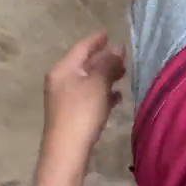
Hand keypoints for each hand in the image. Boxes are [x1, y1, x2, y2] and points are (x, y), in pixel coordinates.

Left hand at [42, 31, 125, 160]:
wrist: (66, 153)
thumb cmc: (81, 113)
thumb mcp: (98, 84)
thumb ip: (108, 64)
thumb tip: (117, 48)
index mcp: (63, 69)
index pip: (82, 47)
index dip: (97, 39)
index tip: (110, 32)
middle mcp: (61, 80)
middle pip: (84, 63)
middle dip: (104, 58)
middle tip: (123, 55)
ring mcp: (65, 98)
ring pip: (88, 80)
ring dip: (105, 76)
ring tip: (124, 73)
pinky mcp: (71, 114)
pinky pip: (89, 96)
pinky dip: (102, 93)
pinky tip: (117, 97)